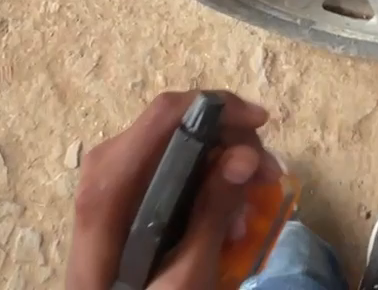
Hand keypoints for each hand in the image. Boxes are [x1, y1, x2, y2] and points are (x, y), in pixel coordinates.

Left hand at [67, 91, 280, 289]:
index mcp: (109, 184)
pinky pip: (174, 163)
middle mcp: (107, 166)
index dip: (218, 106)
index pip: (166, 114)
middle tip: (270, 177)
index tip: (263, 123)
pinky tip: (229, 216)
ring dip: (225, 163)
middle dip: (231, 141)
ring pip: (181, 140)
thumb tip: (245, 155)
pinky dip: (207, 179)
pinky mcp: (125, 190)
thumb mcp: (182, 283)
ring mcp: (115, 176)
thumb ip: (211, 216)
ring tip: (251, 212)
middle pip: (179, 123)